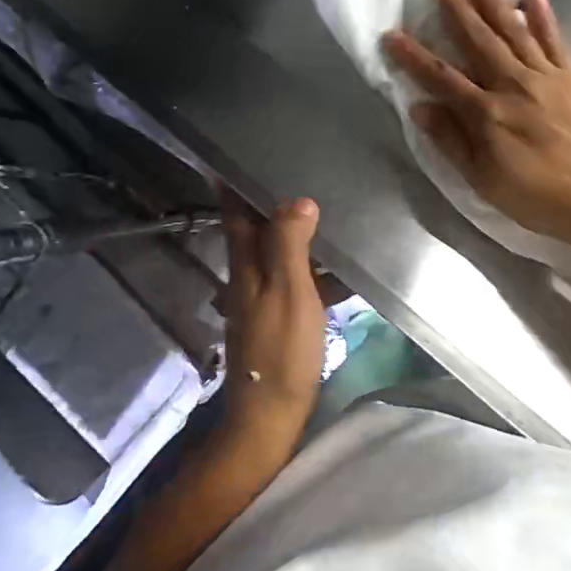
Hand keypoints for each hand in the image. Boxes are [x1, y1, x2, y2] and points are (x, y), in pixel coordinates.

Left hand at [218, 192, 326, 439]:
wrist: (271, 414)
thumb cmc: (281, 349)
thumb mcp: (289, 291)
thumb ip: (290, 244)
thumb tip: (298, 199)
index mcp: (246, 265)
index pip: (234, 214)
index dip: (230, 186)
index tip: (231, 157)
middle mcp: (248, 276)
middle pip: (255, 229)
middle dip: (267, 203)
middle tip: (293, 172)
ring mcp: (263, 299)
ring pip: (278, 254)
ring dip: (295, 233)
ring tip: (326, 211)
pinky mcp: (280, 318)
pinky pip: (297, 280)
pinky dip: (313, 269)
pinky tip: (340, 270)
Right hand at [381, 0, 570, 252]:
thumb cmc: (541, 199)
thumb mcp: (485, 182)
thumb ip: (452, 142)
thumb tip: (420, 108)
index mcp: (487, 114)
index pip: (441, 78)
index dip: (414, 56)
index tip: (392, 34)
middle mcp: (514, 86)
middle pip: (479, 41)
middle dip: (458, 9)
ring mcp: (546, 78)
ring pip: (513, 32)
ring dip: (493, 2)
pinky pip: (555, 41)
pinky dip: (543, 17)